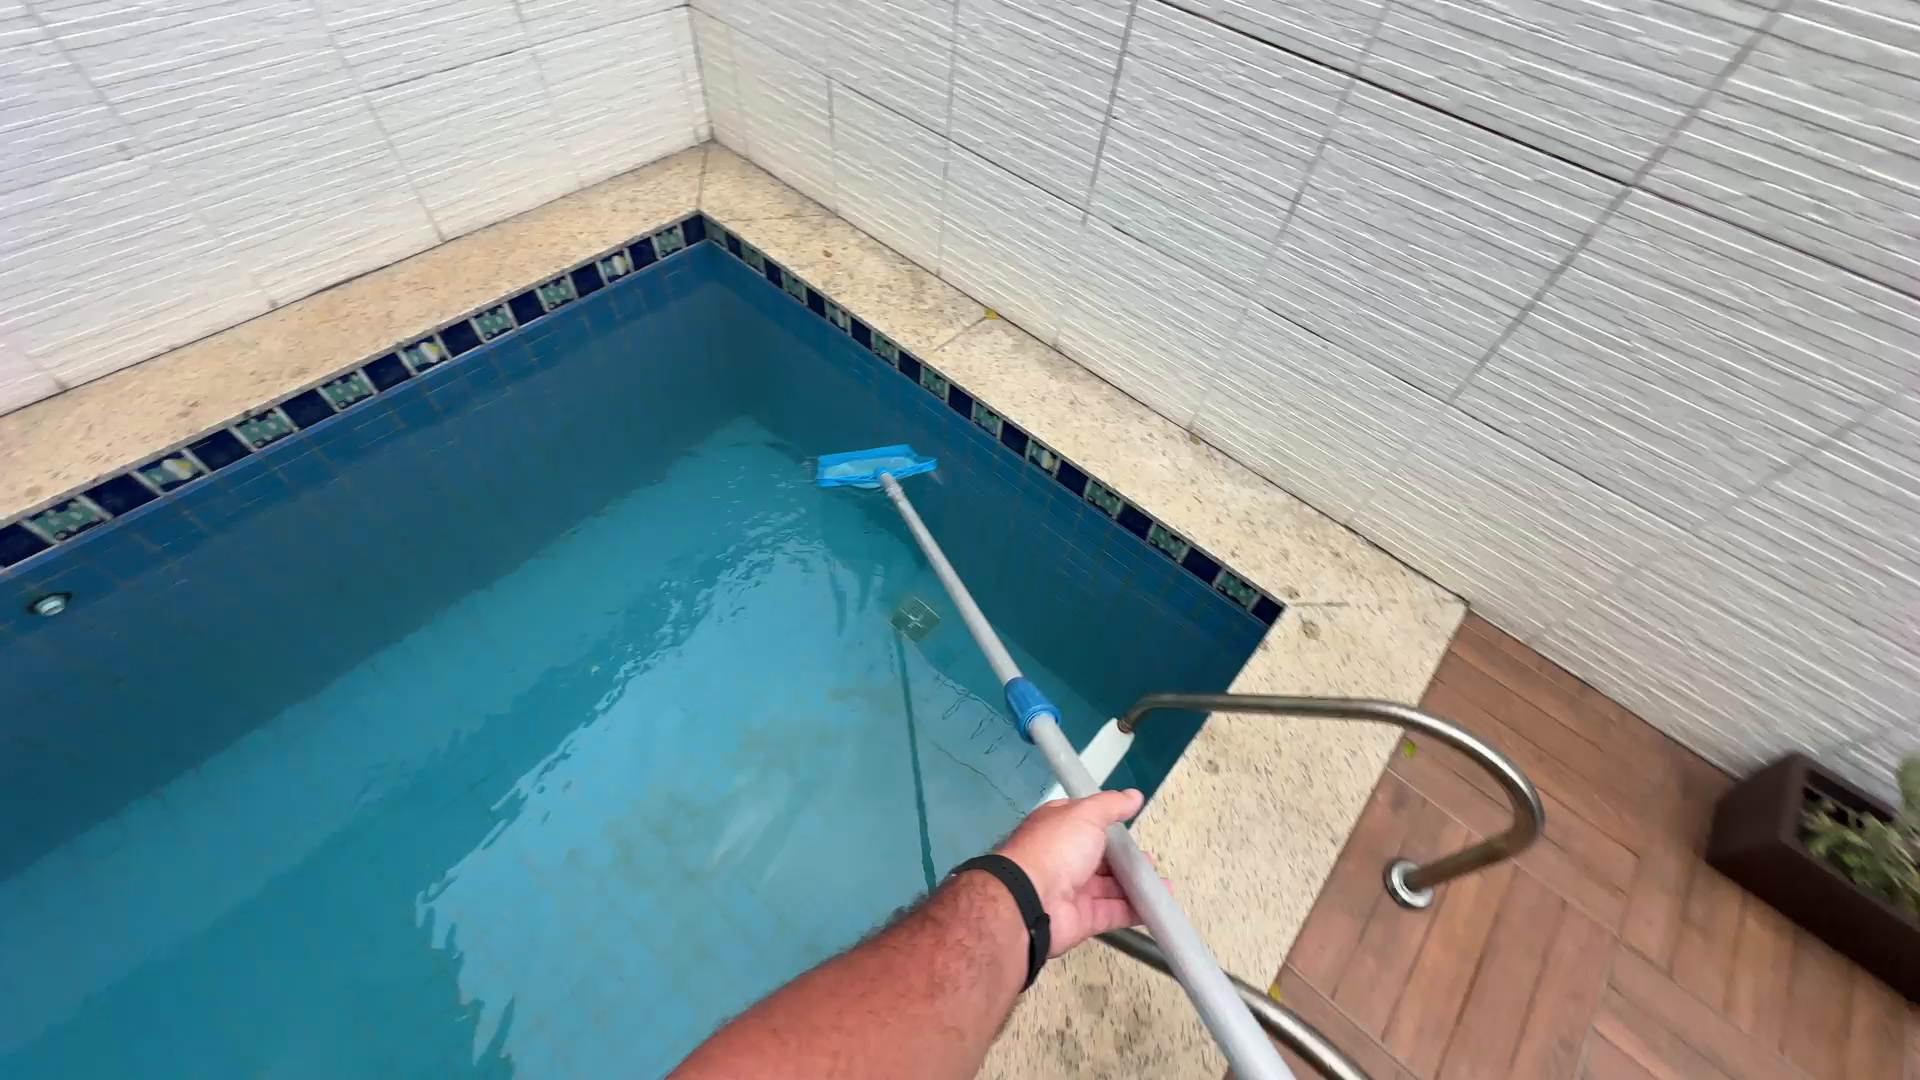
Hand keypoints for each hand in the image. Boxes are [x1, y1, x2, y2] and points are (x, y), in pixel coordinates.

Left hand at [995, 789, 1147, 955]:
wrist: (1032, 900)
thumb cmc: (1056, 847)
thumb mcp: (1086, 814)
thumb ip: (1111, 805)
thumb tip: (1134, 795)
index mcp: (1058, 826)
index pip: (1085, 821)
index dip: (1107, 823)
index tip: (1130, 824)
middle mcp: (1063, 856)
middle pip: (1100, 857)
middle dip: (1125, 859)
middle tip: (1149, 860)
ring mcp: (1072, 888)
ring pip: (1109, 886)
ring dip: (1135, 885)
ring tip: (1162, 884)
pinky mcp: (1082, 918)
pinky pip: (1113, 912)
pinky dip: (1135, 910)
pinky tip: (1157, 906)